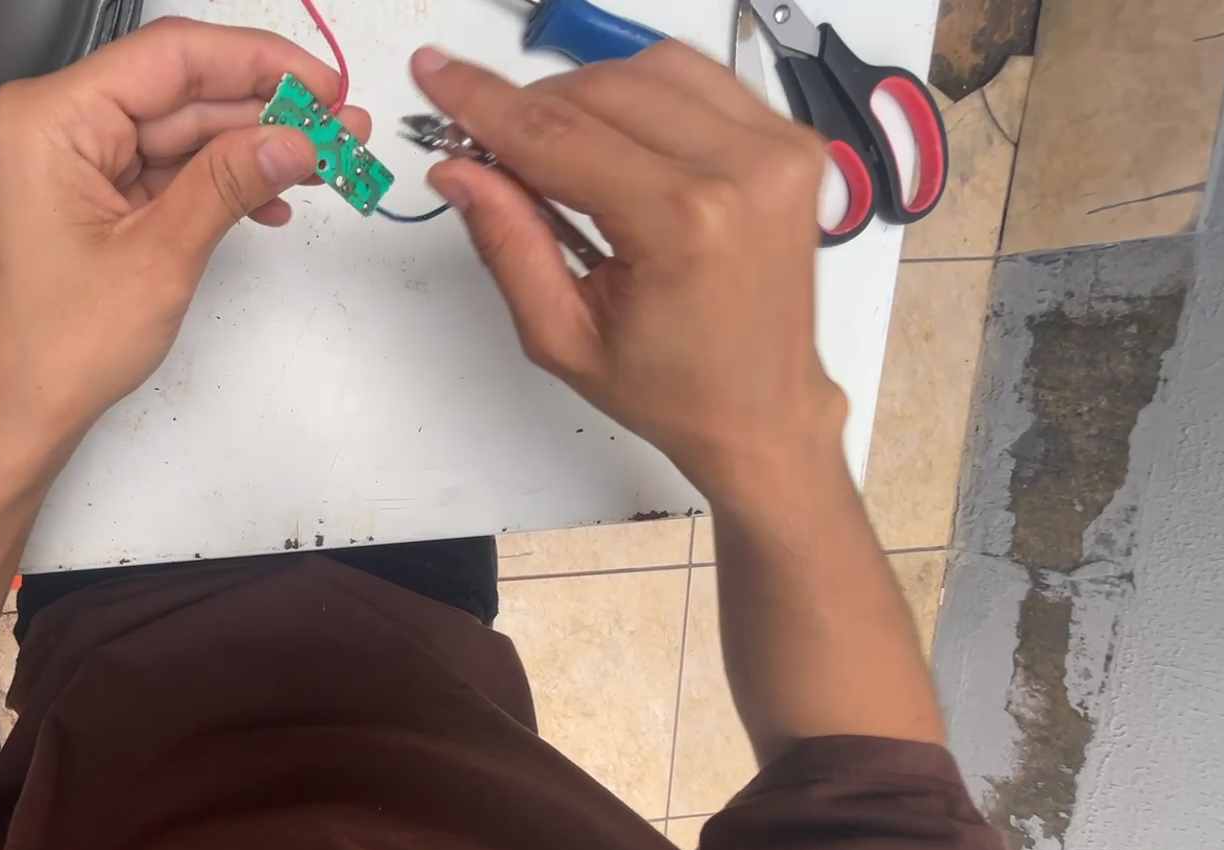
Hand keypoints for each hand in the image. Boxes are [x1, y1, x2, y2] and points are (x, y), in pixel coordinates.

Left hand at [0, 17, 371, 446]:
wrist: (36, 405)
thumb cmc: (69, 344)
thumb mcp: (161, 257)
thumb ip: (228, 185)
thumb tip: (296, 140)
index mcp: (55, 119)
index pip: (172, 58)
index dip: (257, 64)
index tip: (322, 87)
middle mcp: (62, 126)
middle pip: (183, 95)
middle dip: (266, 114)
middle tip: (340, 128)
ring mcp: (82, 163)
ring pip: (185, 136)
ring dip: (253, 153)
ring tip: (321, 166)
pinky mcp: (100, 196)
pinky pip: (172, 174)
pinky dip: (221, 187)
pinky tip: (271, 203)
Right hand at [412, 43, 845, 509]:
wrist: (757, 405)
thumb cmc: (661, 388)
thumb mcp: (559, 335)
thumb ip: (508, 244)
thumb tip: (458, 172)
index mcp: (681, 226)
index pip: (558, 137)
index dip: (484, 104)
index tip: (435, 75)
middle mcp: (741, 167)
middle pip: (600, 92)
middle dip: (525, 109)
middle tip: (480, 148)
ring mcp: (776, 144)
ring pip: (648, 70)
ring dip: (577, 97)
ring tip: (542, 153)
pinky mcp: (789, 138)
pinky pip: (694, 80)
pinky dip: (632, 96)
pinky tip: (603, 141)